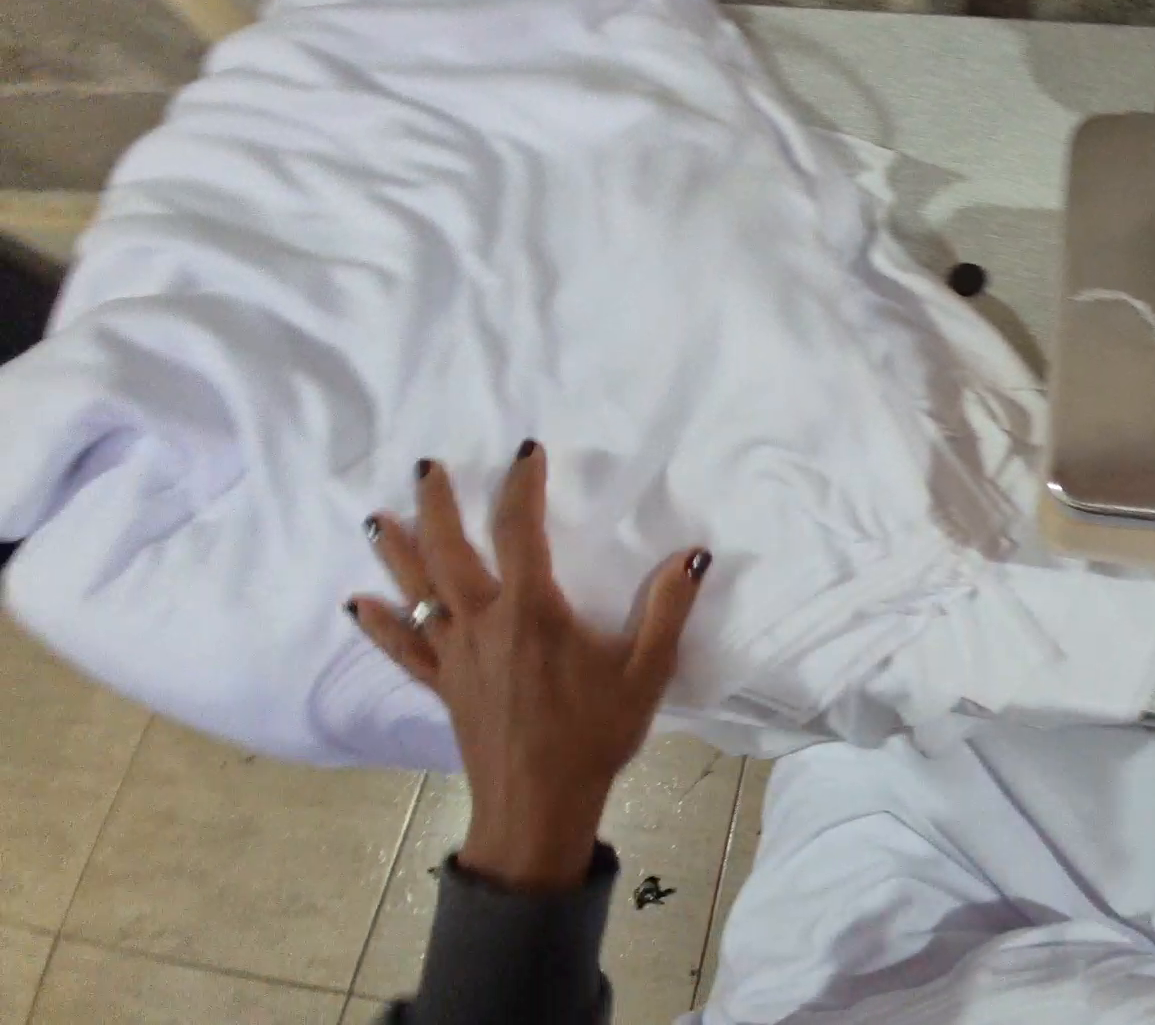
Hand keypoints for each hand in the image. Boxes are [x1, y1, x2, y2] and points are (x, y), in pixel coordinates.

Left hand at [347, 441, 709, 891]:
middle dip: (438, 505)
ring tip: (377, 517)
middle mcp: (484, 623)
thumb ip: (667, 609)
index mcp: (532, 612)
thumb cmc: (596, 734)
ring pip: (417, 593)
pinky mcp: (444, 686)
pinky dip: (380, 625)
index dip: (522, 485)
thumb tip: (693, 555)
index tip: (526, 450)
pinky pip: (404, 649)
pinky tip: (357, 605)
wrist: (540, 806)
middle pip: (449, 553)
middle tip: (427, 467)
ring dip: (397, 552)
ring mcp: (456, 656)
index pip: (521, 531)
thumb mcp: (647, 670)